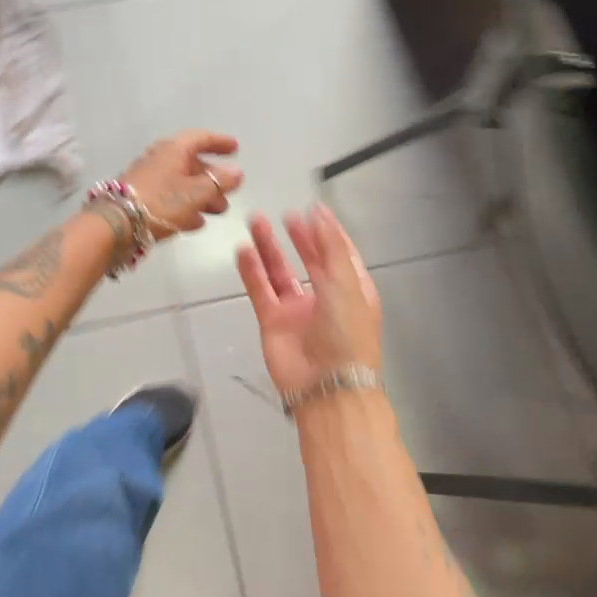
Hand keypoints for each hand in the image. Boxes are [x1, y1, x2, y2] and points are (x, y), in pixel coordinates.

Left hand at [117, 130, 244, 239]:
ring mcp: (149, 179)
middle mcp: (160, 159)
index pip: (201, 139)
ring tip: (217, 212)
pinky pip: (170, 198)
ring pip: (182, 183)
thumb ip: (219, 182)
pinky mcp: (140, 198)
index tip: (236, 149)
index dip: (219, 142)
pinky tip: (195, 223)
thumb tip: (237, 172)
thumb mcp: (197, 192)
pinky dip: (185, 207)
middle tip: (229, 194)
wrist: (116, 224)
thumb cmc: (161, 202)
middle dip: (213, 179)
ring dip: (202, 196)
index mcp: (174, 149)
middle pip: (192, 164)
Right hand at [236, 205, 382, 396]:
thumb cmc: (347, 334)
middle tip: (283, 214)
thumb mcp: (346, 284)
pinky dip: (252, 271)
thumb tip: (319, 212)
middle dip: (298, 236)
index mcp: (352, 290)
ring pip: (280, 272)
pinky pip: (260, 291)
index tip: (312, 207)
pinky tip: (243, 251)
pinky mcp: (273, 323)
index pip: (340, 252)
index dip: (327, 230)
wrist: (327, 388)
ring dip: (269, 248)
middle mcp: (326, 297)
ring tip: (255, 222)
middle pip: (310, 259)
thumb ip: (330, 247)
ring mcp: (298, 311)